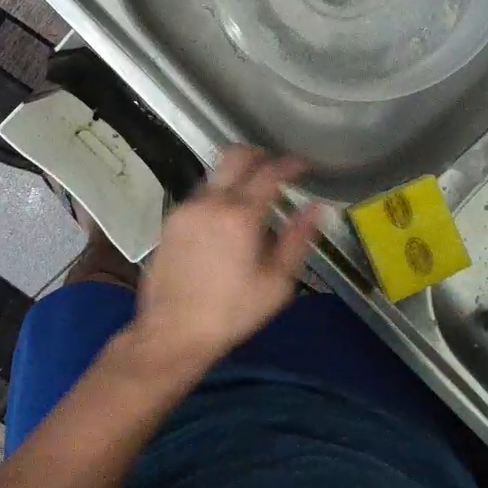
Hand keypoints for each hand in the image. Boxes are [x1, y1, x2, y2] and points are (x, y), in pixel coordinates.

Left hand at [131, 147, 324, 368]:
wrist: (173, 332)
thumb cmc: (231, 312)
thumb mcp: (276, 282)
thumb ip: (298, 239)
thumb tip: (318, 208)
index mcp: (240, 216)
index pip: (270, 172)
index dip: (291, 164)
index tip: (304, 166)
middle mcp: (210, 203)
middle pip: (235, 156)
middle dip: (260, 154)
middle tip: (277, 166)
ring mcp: (185, 209)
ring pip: (214, 174)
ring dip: (236, 174)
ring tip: (254, 194)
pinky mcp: (169, 222)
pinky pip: (199, 195)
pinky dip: (218, 194)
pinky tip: (226, 218)